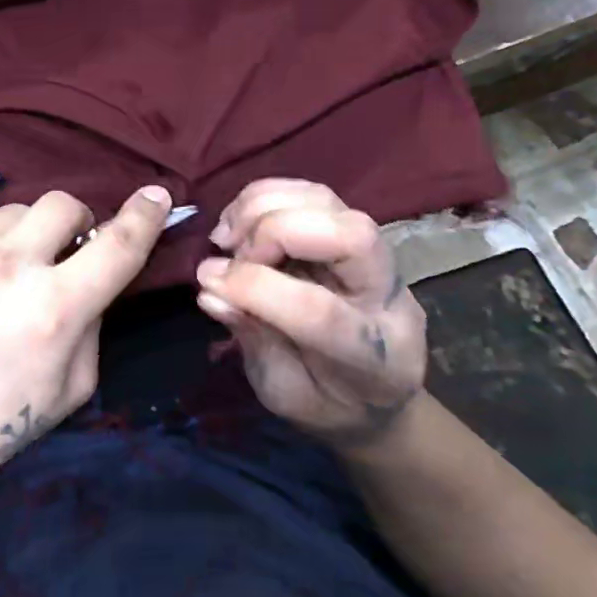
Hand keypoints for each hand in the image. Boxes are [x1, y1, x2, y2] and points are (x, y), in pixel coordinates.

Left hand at [0, 187, 173, 535]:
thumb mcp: (70, 388)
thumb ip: (92, 322)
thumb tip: (94, 274)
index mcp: (52, 308)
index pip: (116, 246)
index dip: (144, 217)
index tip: (156, 196)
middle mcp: (7, 265)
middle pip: (62, 203)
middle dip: (76, 222)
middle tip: (64, 253)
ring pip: (13, 211)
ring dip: (24, 236)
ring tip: (3, 278)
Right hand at [194, 180, 426, 445]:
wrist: (376, 395)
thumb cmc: (327, 403)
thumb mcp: (284, 395)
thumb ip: (255, 343)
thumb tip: (211, 291)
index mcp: (374, 356)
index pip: (321, 311)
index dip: (256, 288)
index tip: (208, 280)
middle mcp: (389, 297)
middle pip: (350, 235)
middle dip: (273, 232)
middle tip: (229, 252)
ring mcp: (378, 258)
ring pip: (328, 202)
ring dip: (263, 207)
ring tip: (227, 235)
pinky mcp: (353, 233)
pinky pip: (313, 193)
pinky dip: (265, 196)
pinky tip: (237, 223)